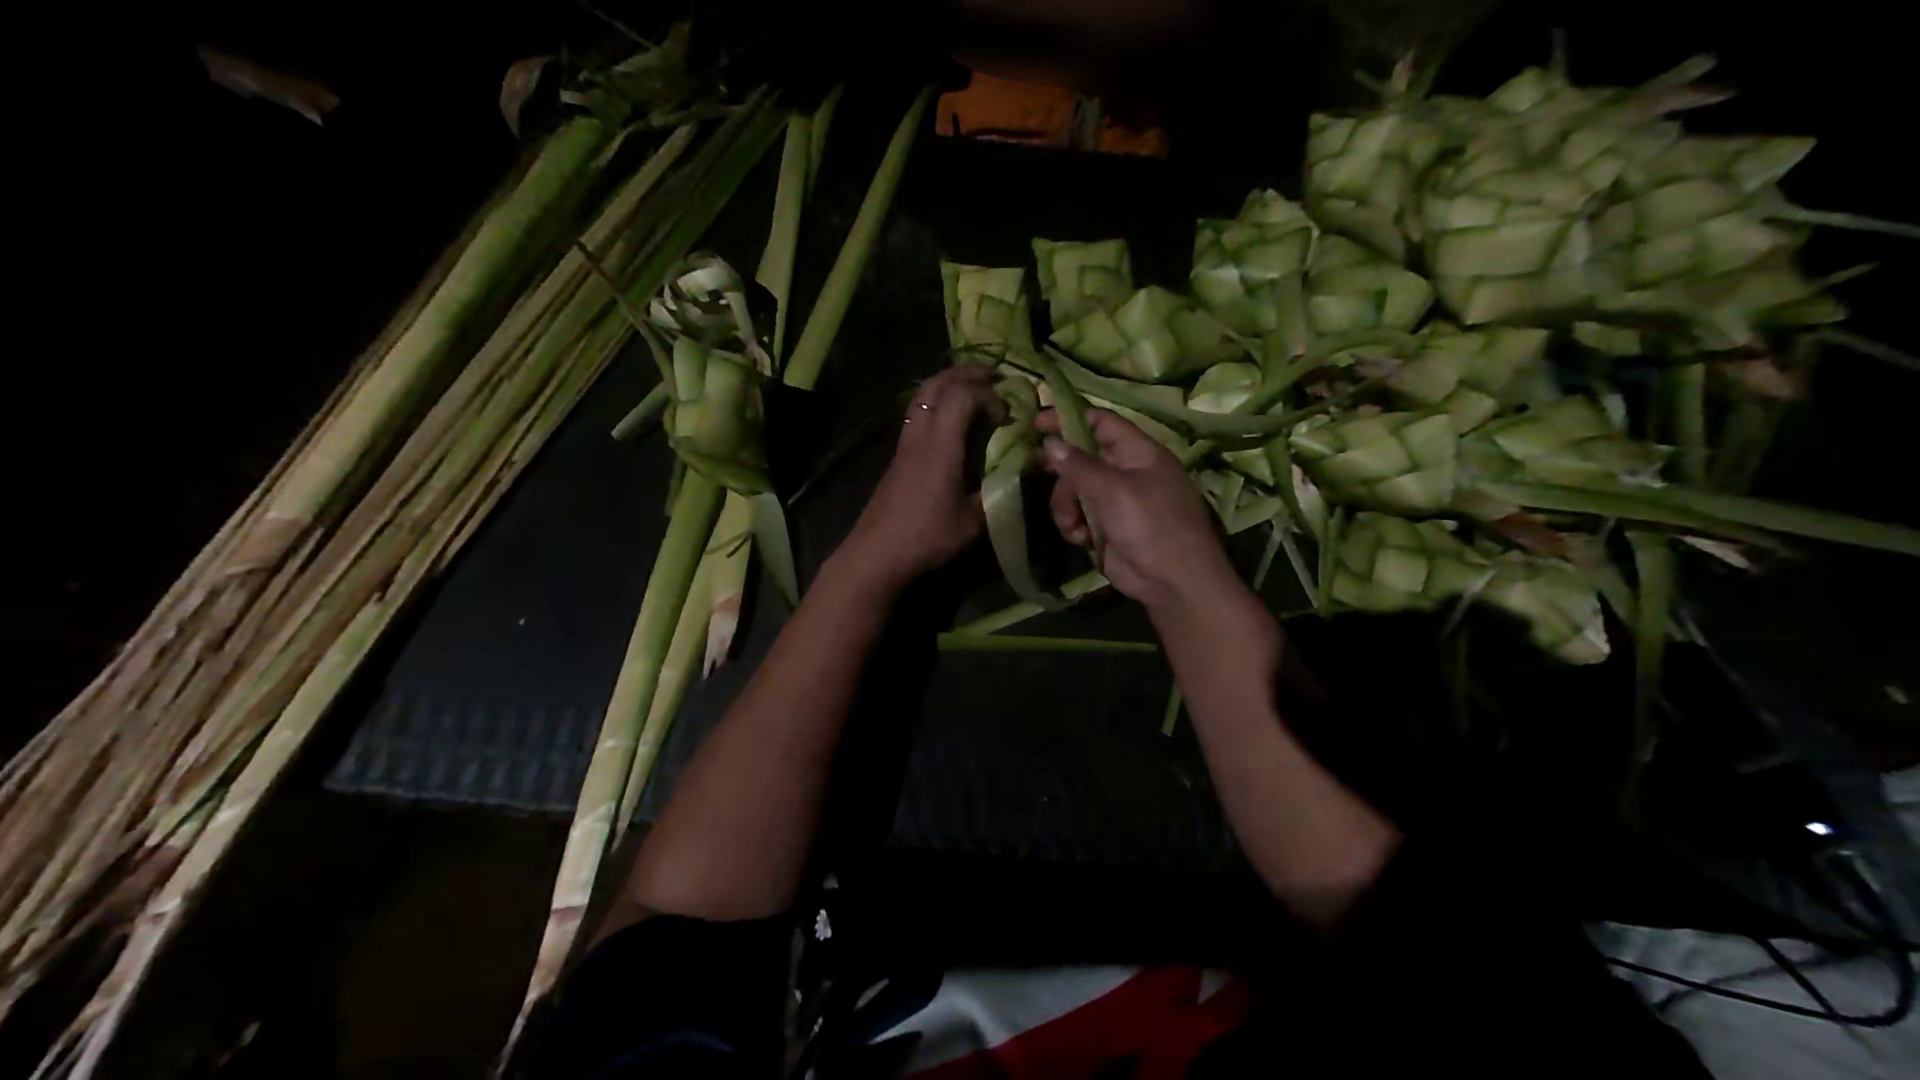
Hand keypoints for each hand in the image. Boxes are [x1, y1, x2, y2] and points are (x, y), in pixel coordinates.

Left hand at [837, 364, 1003, 588]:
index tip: (1004, 416)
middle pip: (937, 384)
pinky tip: (950, 419)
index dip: (987, 394)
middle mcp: (920, 436)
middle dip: (967, 374)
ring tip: (972, 389)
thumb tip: (1026, 471)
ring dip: (948, 384)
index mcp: (940, 447)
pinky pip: (916, 412)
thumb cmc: (926, 538)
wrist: (875, 554)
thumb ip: (1000, 493)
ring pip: (921, 395)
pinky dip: (936, 402)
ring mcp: (904, 444)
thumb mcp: (972, 523)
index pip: (961, 395)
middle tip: (993, 376)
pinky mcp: (897, 456)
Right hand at [1037, 408, 1259, 623]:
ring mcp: (1117, 501)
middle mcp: (1128, 472)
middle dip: (1063, 470)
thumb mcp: (1113, 490)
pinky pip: (1079, 515)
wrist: (1173, 583)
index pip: (1101, 422)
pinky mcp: (1107, 527)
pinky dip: (1073, 525)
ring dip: (1066, 505)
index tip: (1037, 423)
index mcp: (1139, 452)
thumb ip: (1078, 465)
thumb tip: (1050, 442)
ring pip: (1075, 490)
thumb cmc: (1151, 526)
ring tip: (1072, 525)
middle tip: (1039, 471)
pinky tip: (1079, 538)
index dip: (1069, 418)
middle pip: (1082, 457)